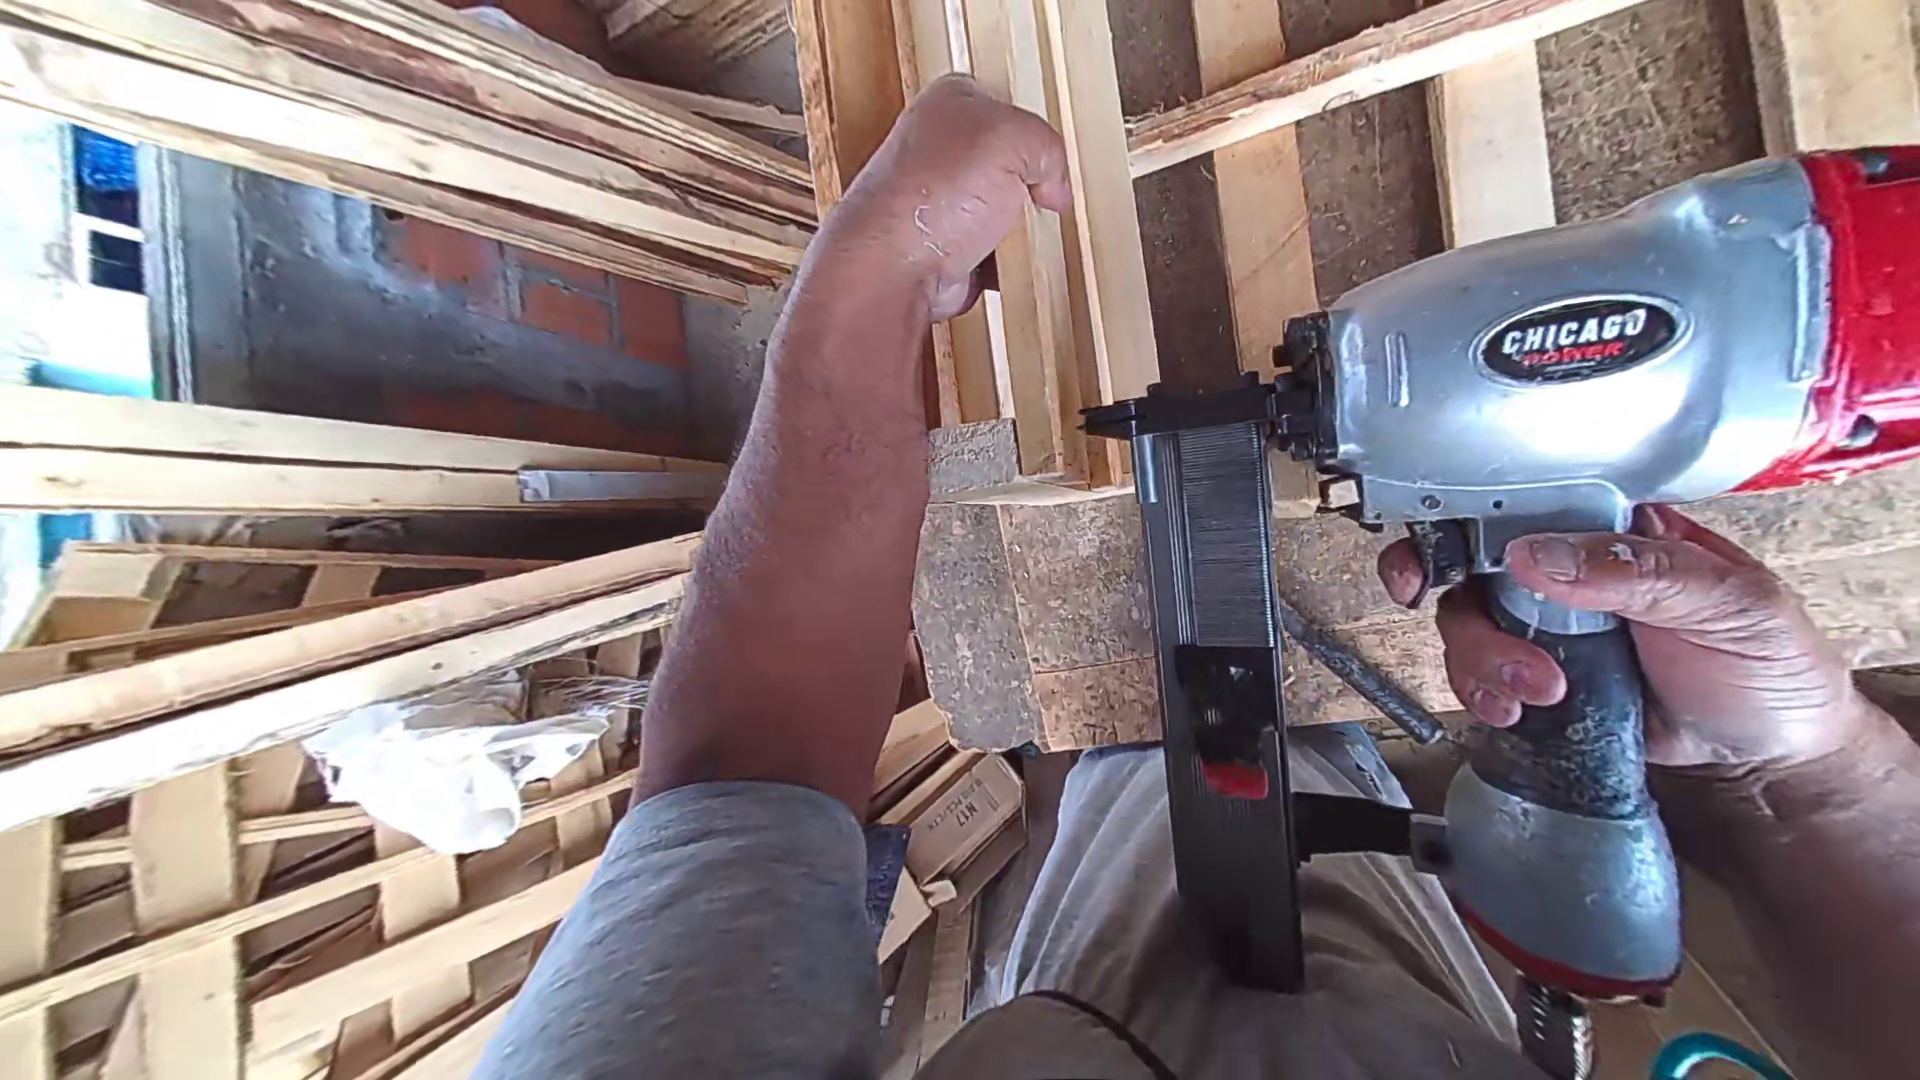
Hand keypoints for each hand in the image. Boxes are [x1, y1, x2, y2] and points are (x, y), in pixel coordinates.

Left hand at [815, 74, 1071, 319]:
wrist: (895, 270)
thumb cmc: (936, 195)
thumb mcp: (1013, 140)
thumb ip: (1048, 149)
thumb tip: (1056, 187)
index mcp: (953, 105)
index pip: (1012, 111)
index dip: (1037, 139)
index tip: (1051, 163)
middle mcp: (944, 155)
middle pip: (1012, 170)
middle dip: (1030, 192)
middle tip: (1040, 204)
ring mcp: (945, 209)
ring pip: (1006, 219)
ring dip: (1020, 235)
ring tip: (1018, 240)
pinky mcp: (949, 255)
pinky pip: (995, 260)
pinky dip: (1007, 268)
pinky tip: (1008, 268)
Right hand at [1377, 504, 1875, 771]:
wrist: (1759, 756)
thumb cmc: (1764, 667)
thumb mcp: (1731, 606)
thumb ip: (1640, 572)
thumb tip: (1532, 554)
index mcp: (1598, 533)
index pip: (1513, 507)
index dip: (1454, 522)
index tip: (1427, 554)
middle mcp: (1548, 571)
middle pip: (1460, 562)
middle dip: (1433, 586)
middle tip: (1431, 607)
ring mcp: (1525, 621)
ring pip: (1458, 620)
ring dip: (1480, 658)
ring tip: (1541, 690)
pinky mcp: (1513, 668)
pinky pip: (1466, 668)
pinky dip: (1478, 689)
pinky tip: (1514, 709)